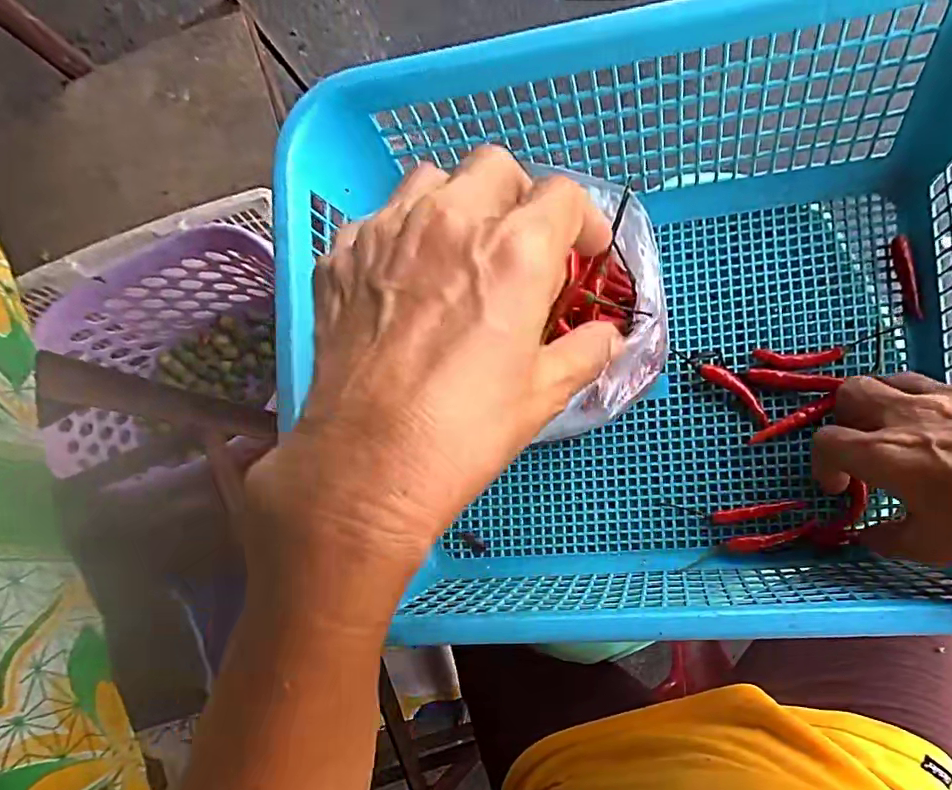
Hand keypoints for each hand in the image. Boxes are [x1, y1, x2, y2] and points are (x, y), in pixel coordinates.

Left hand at [246, 146, 621, 580]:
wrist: (373, 460)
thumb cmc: (473, 428)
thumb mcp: (548, 391)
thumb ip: (588, 350)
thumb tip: (608, 338)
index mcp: (516, 255)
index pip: (563, 195)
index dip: (585, 222)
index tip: (586, 255)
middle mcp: (451, 222)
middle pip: (497, 167)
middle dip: (525, 199)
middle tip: (531, 250)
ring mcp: (388, 230)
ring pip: (435, 178)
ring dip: (466, 204)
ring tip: (471, 255)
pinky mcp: (343, 252)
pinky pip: (385, 214)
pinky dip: (413, 231)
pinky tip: (418, 279)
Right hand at [810, 374, 951, 622]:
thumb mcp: (938, 546)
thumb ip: (892, 537)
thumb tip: (870, 535)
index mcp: (892, 452)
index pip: (827, 439)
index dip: (823, 464)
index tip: (840, 487)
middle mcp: (918, 411)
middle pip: (854, 391)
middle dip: (846, 420)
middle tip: (865, 454)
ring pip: (905, 382)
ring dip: (893, 409)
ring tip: (915, 444)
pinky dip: (949, 412)